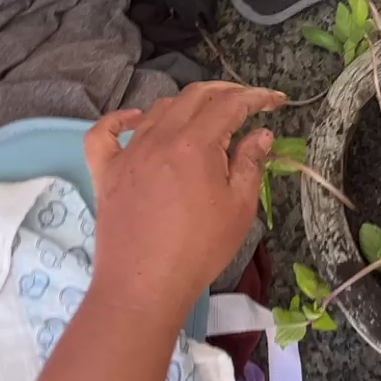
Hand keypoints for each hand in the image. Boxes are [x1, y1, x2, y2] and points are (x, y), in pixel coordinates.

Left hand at [83, 81, 285, 318]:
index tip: (276, 100)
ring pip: (158, 109)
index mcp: (195, 143)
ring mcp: (129, 152)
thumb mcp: (239, 207)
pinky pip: (104, 133)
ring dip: (187, 104)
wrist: (144, 287)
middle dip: (226, 93)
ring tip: (207, 117)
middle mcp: (159, 137)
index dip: (257, 97)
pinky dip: (120, 119)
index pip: (231, 104)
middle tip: (248, 103)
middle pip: (195, 96)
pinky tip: (135, 120)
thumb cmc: (199, 249)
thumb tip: (260, 133)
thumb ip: (251, 162)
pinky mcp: (106, 171)